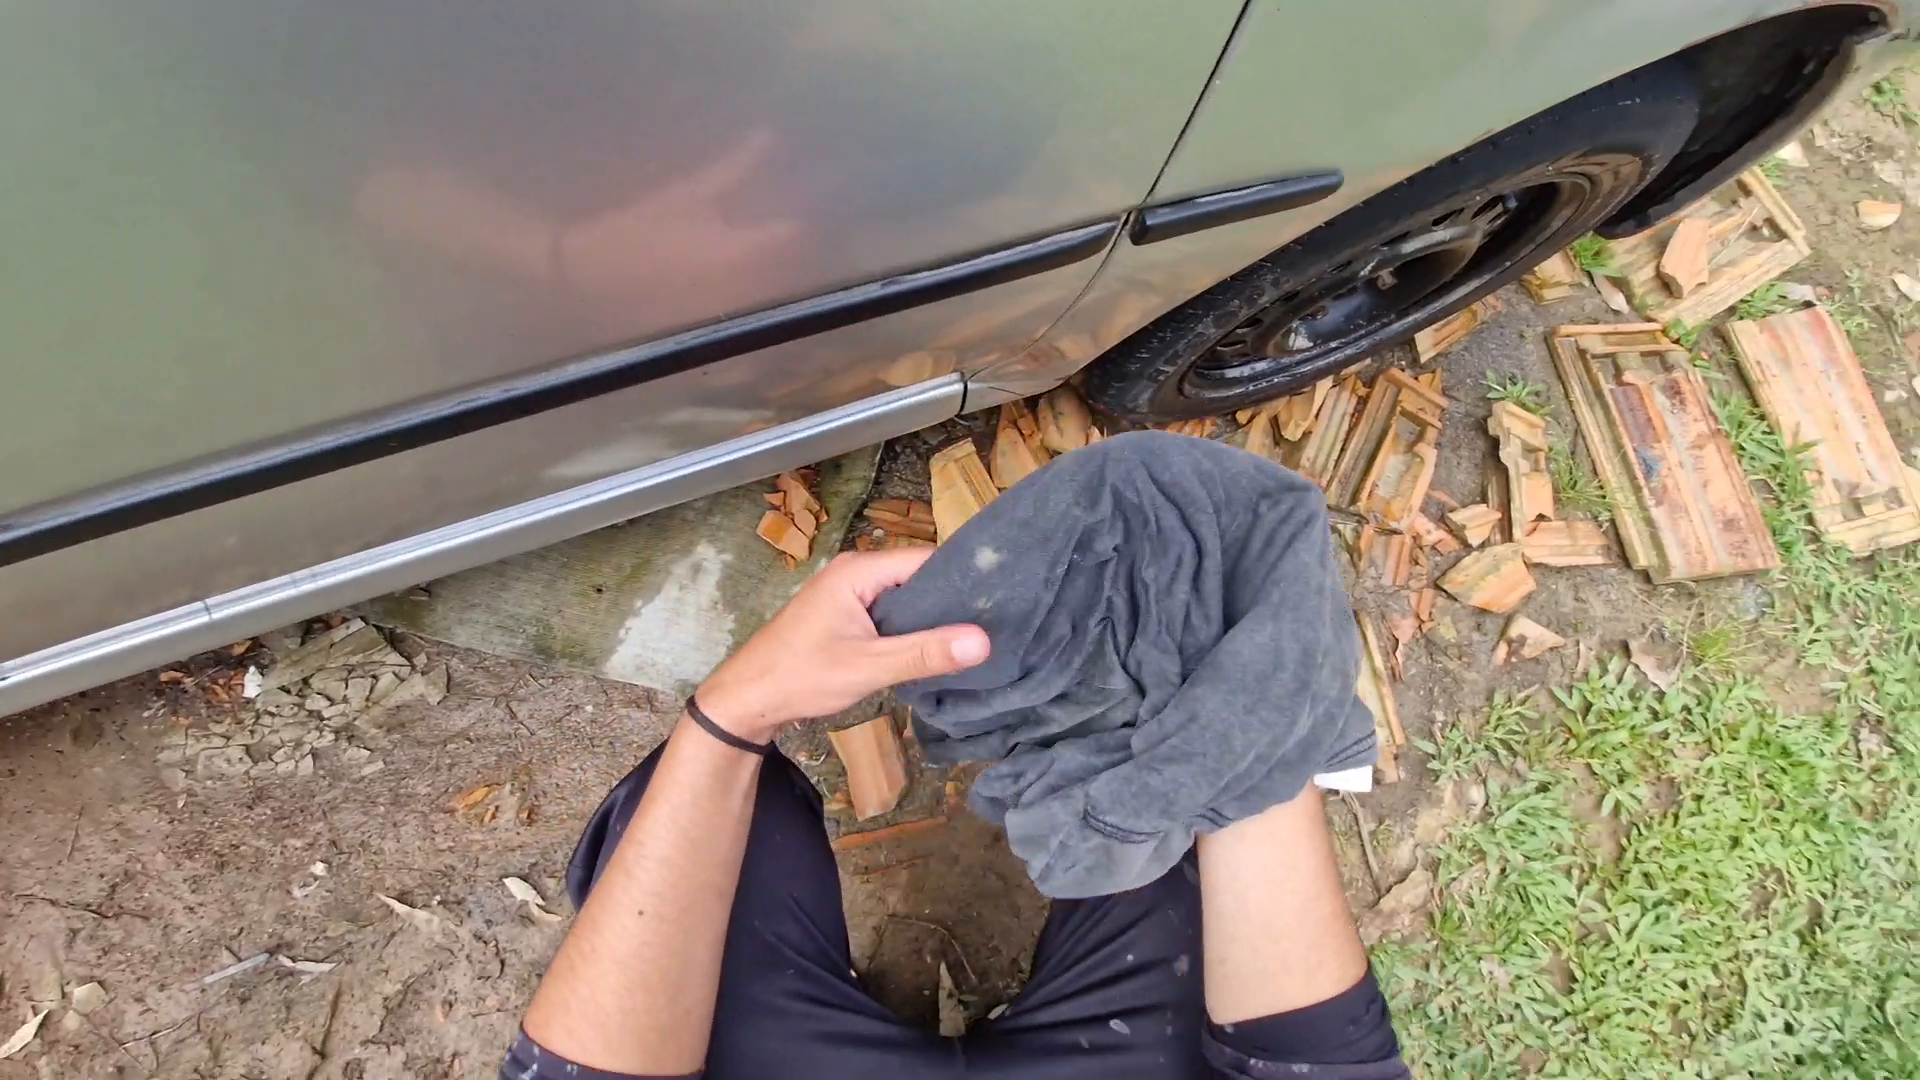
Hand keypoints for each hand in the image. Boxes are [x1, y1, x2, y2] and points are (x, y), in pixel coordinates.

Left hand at [693, 549, 988, 743]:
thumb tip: (983, 641)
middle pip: (917, 576)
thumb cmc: (802, 676)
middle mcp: (855, 571)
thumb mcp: (869, 667)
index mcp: (858, 570)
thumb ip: (925, 653)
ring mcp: (848, 592)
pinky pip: (889, 611)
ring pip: (904, 596)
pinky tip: (932, 647)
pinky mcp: (846, 613)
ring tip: (970, 637)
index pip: (925, 560)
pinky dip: (909, 627)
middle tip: (991, 624)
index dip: (961, 579)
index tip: (997, 601)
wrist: (747, 700)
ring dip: (929, 617)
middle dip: (948, 600)